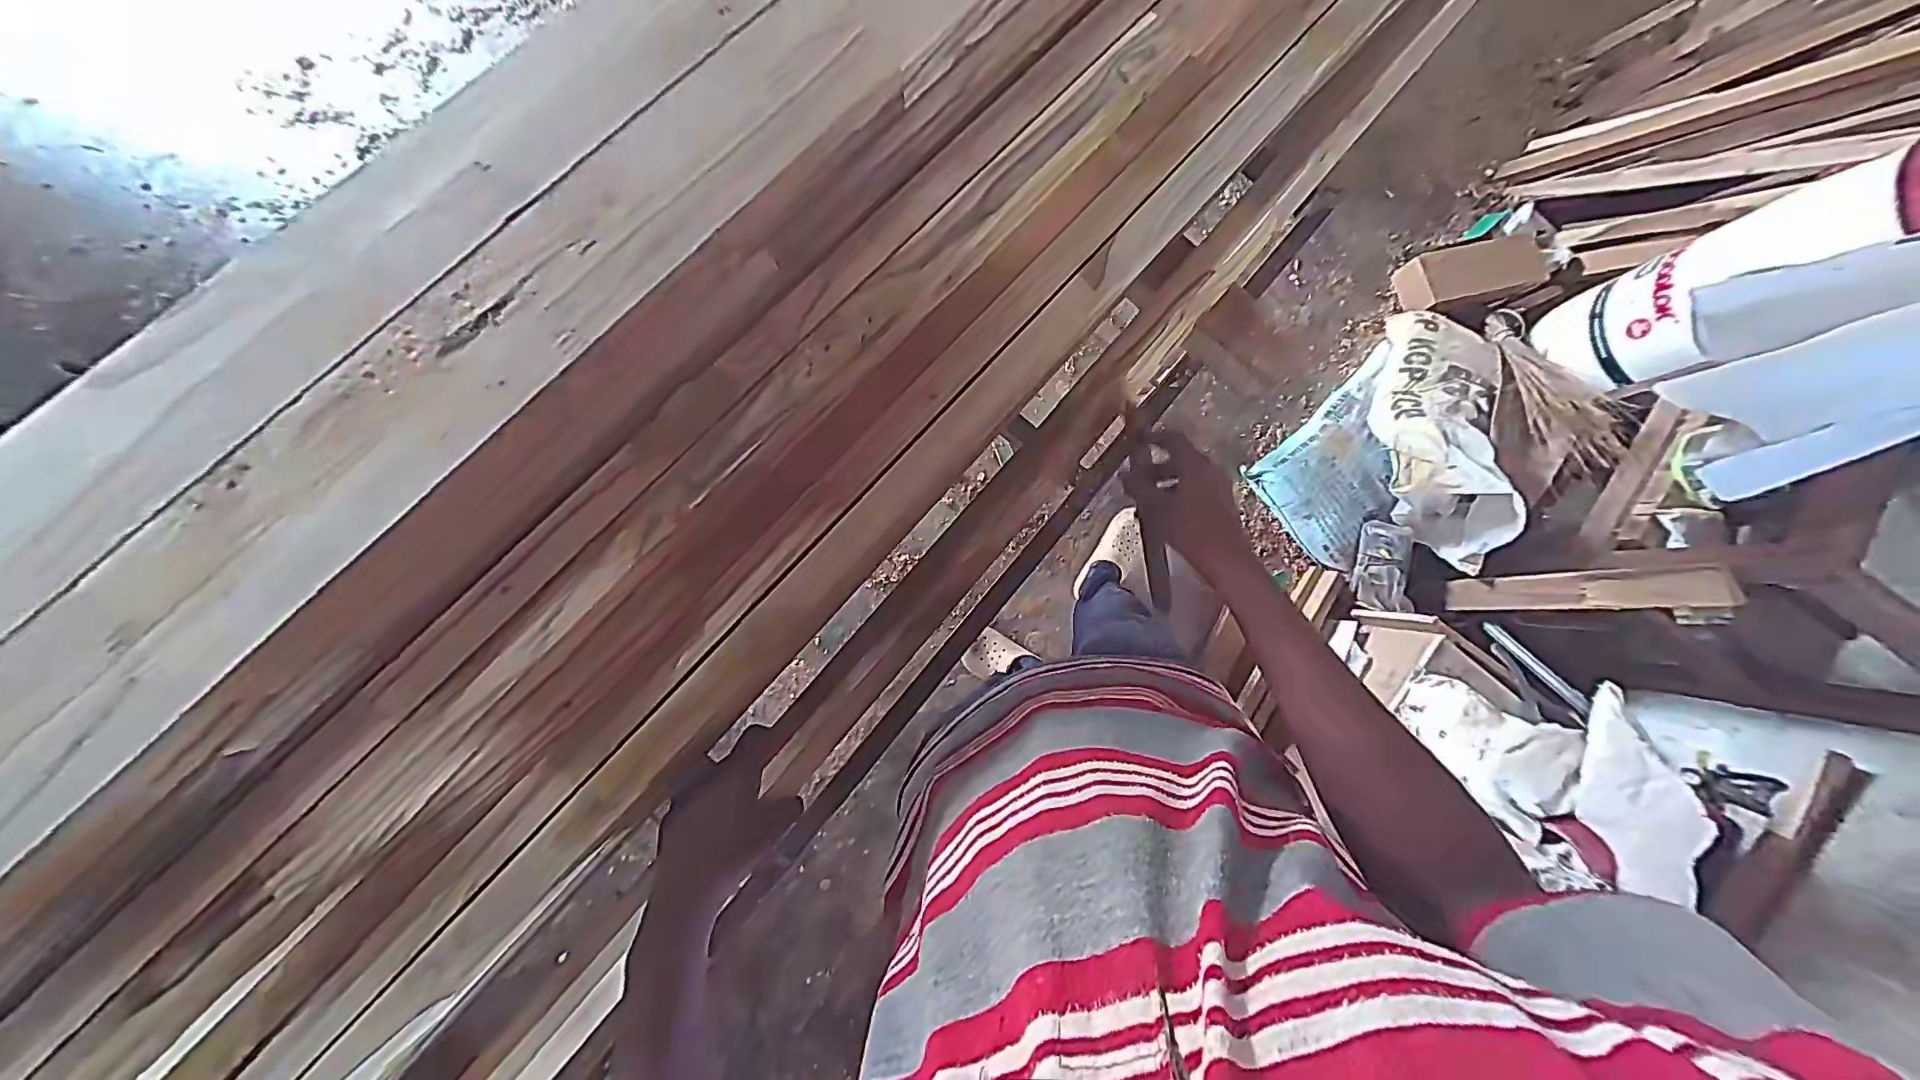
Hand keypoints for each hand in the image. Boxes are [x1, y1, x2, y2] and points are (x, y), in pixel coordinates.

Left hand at [656, 725, 801, 910]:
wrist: (687, 888)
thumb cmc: (736, 852)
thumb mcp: (775, 830)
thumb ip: (786, 810)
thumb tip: (794, 800)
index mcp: (735, 772)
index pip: (753, 738)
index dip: (766, 736)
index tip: (773, 738)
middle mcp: (707, 777)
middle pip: (725, 758)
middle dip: (738, 764)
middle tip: (751, 776)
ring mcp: (684, 799)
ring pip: (705, 782)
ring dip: (718, 788)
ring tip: (732, 805)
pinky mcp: (670, 823)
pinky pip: (691, 806)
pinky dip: (703, 811)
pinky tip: (712, 828)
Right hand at [1122, 428, 1253, 577]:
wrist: (1225, 558)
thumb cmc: (1189, 529)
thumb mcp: (1156, 508)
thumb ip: (1138, 487)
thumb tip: (1125, 475)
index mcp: (1194, 464)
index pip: (1173, 439)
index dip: (1154, 437)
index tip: (1138, 441)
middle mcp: (1209, 470)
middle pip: (1180, 459)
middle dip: (1155, 466)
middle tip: (1136, 476)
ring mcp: (1219, 486)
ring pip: (1187, 476)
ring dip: (1165, 482)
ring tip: (1145, 499)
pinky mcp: (1222, 503)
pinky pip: (1196, 490)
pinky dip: (1177, 493)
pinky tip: (1164, 513)